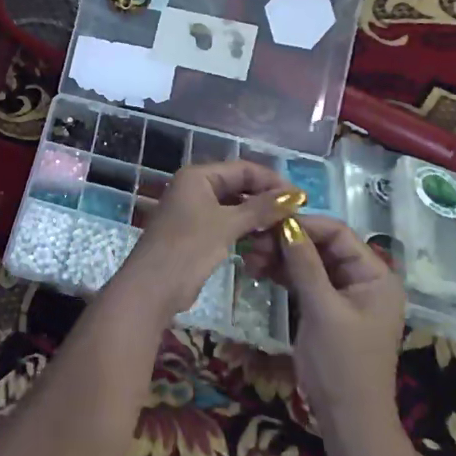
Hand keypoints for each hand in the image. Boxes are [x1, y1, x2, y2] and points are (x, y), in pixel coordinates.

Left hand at [111, 161, 295, 317]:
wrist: (153, 286)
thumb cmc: (188, 248)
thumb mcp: (227, 224)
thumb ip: (260, 208)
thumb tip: (294, 195)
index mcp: (197, 177)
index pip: (243, 169)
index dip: (272, 181)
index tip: (301, 199)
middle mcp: (194, 189)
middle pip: (238, 187)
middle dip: (266, 201)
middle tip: (296, 217)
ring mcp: (193, 212)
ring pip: (234, 208)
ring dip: (257, 218)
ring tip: (284, 231)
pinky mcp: (195, 234)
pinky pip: (226, 225)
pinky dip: (244, 231)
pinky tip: (264, 242)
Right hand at [242, 213, 406, 419]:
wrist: (347, 413)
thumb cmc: (342, 361)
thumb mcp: (323, 310)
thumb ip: (305, 266)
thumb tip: (286, 226)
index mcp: (375, 276)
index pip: (339, 235)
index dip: (304, 225)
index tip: (267, 224)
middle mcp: (362, 280)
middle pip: (322, 246)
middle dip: (288, 242)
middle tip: (253, 245)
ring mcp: (342, 295)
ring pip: (309, 262)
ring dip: (281, 257)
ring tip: (250, 259)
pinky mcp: (324, 308)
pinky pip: (303, 280)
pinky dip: (282, 274)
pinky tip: (259, 271)